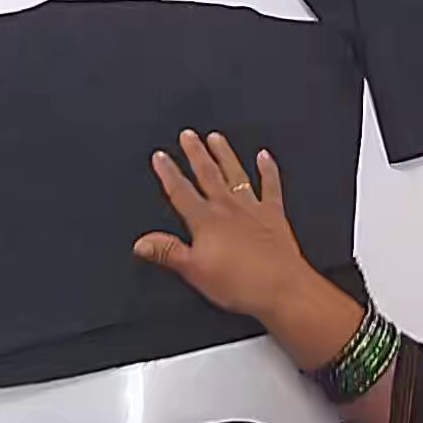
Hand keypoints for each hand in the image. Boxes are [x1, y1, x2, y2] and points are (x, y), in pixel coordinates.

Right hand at [133, 130, 317, 321]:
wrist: (281, 287)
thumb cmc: (240, 283)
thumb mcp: (195, 271)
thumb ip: (167, 252)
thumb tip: (141, 242)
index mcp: (207, 222)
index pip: (181, 192)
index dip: (169, 173)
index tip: (161, 156)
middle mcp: (229, 209)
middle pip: (208, 175)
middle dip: (196, 154)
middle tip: (188, 135)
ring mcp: (253, 209)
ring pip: (235, 174)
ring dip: (225, 155)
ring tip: (217, 138)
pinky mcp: (274, 216)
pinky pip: (271, 186)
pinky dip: (268, 170)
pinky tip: (264, 156)